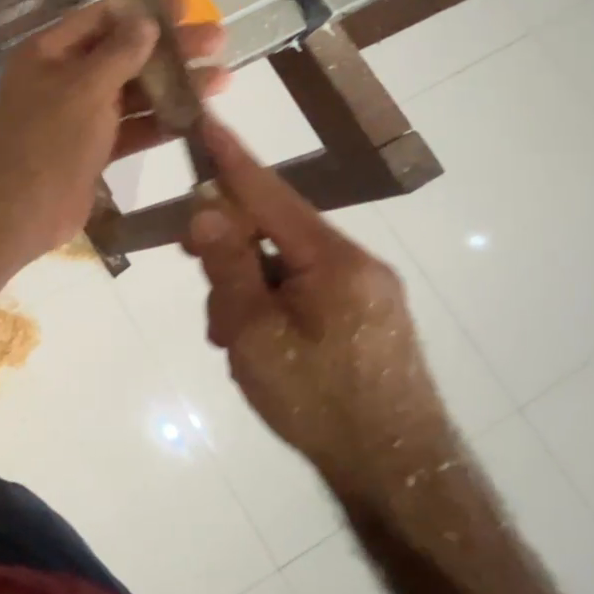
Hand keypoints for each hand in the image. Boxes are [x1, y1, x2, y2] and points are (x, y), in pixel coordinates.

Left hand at [0, 0, 226, 256]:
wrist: (20, 210)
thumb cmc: (49, 139)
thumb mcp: (84, 87)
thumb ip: (119, 52)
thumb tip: (145, 20)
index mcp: (45, 54)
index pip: (97, 20)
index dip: (140, 11)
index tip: (186, 6)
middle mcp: (59, 79)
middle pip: (119, 55)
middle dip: (167, 49)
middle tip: (217, 40)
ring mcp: (75, 116)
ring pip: (129, 93)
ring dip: (172, 85)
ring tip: (223, 78)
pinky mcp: (90, 149)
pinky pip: (129, 127)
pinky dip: (160, 121)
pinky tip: (201, 115)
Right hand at [182, 120, 451, 490]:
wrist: (396, 472)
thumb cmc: (317, 399)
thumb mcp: (254, 332)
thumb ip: (228, 266)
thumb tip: (207, 209)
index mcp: (333, 260)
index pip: (269, 193)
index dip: (231, 158)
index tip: (204, 121)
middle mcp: (355, 265)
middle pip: (273, 229)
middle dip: (227, 247)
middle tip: (196, 276)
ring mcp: (364, 292)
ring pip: (283, 264)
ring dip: (245, 287)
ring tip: (228, 336)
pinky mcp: (364, 318)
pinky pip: (301, 289)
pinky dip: (267, 303)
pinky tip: (253, 342)